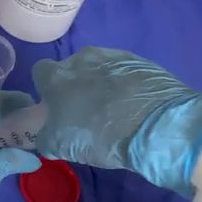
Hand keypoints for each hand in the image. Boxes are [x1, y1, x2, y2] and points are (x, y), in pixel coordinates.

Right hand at [30, 48, 201, 196]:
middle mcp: (81, 58)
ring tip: (115, 109)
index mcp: (56, 76)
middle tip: (87, 112)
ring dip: (101, 84)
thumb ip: (43, 135)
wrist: (160, 127)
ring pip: (99, 68)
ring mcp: (114, 57)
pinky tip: (136, 105)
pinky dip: (127, 85)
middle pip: (72, 69)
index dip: (47, 90)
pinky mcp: (143, 62)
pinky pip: (126, 72)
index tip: (57, 108)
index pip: (41, 73)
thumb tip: (44, 134)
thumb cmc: (101, 135)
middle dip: (76, 86)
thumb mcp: (60, 145)